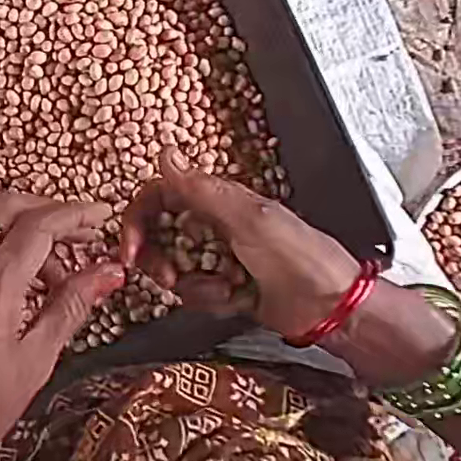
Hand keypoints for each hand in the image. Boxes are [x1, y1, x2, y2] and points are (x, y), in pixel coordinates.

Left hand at [0, 193, 124, 460]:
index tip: (104, 215)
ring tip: (60, 278)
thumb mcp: (35, 360)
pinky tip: (26, 287)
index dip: (77, 213)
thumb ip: (72, 305)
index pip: (39, 226)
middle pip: (8, 208)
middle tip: (83, 235)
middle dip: (51, 212)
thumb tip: (109, 272)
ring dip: (28, 234)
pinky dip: (4, 251)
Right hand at [118, 148, 358, 336]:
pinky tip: (237, 299)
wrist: (330, 308)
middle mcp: (212, 226)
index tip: (131, 250)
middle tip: (171, 277)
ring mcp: (216, 258)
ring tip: (227, 289)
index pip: (159, 198)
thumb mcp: (247, 220)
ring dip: (194, 286)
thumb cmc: (297, 257)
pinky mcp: (222, 288)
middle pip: (159, 238)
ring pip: (174, 270)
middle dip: (160, 262)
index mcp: (216, 201)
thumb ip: (202, 190)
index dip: (138, 221)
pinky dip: (211, 301)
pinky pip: (195, 294)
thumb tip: (167, 152)